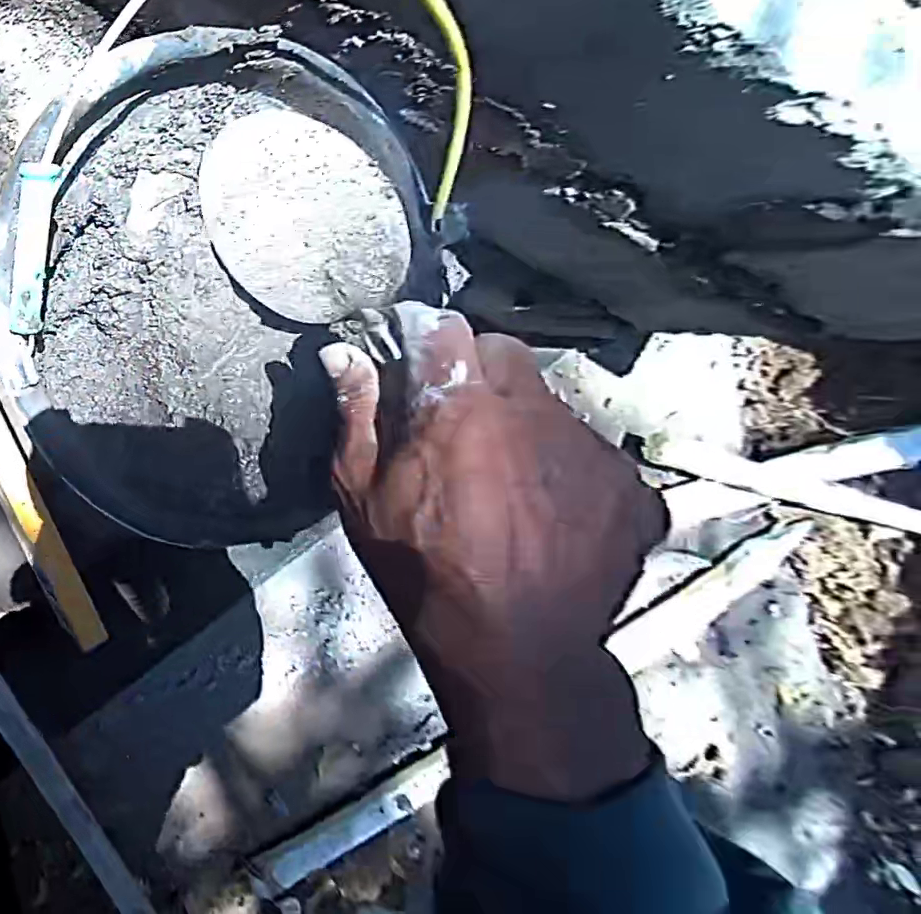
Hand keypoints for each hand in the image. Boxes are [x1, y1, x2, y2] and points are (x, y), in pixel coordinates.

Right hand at [320, 303, 665, 799]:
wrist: (511, 644)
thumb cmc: (415, 560)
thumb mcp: (357, 487)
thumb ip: (356, 411)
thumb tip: (341, 353)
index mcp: (459, 409)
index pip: (446, 329)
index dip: (421, 334)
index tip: (405, 352)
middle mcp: (534, 413)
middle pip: (505, 352)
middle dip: (471, 367)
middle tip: (447, 415)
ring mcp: (592, 449)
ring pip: (549, 399)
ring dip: (515, 415)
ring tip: (494, 471)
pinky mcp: (632, 487)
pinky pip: (587, 449)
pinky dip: (556, 460)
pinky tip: (536, 505)